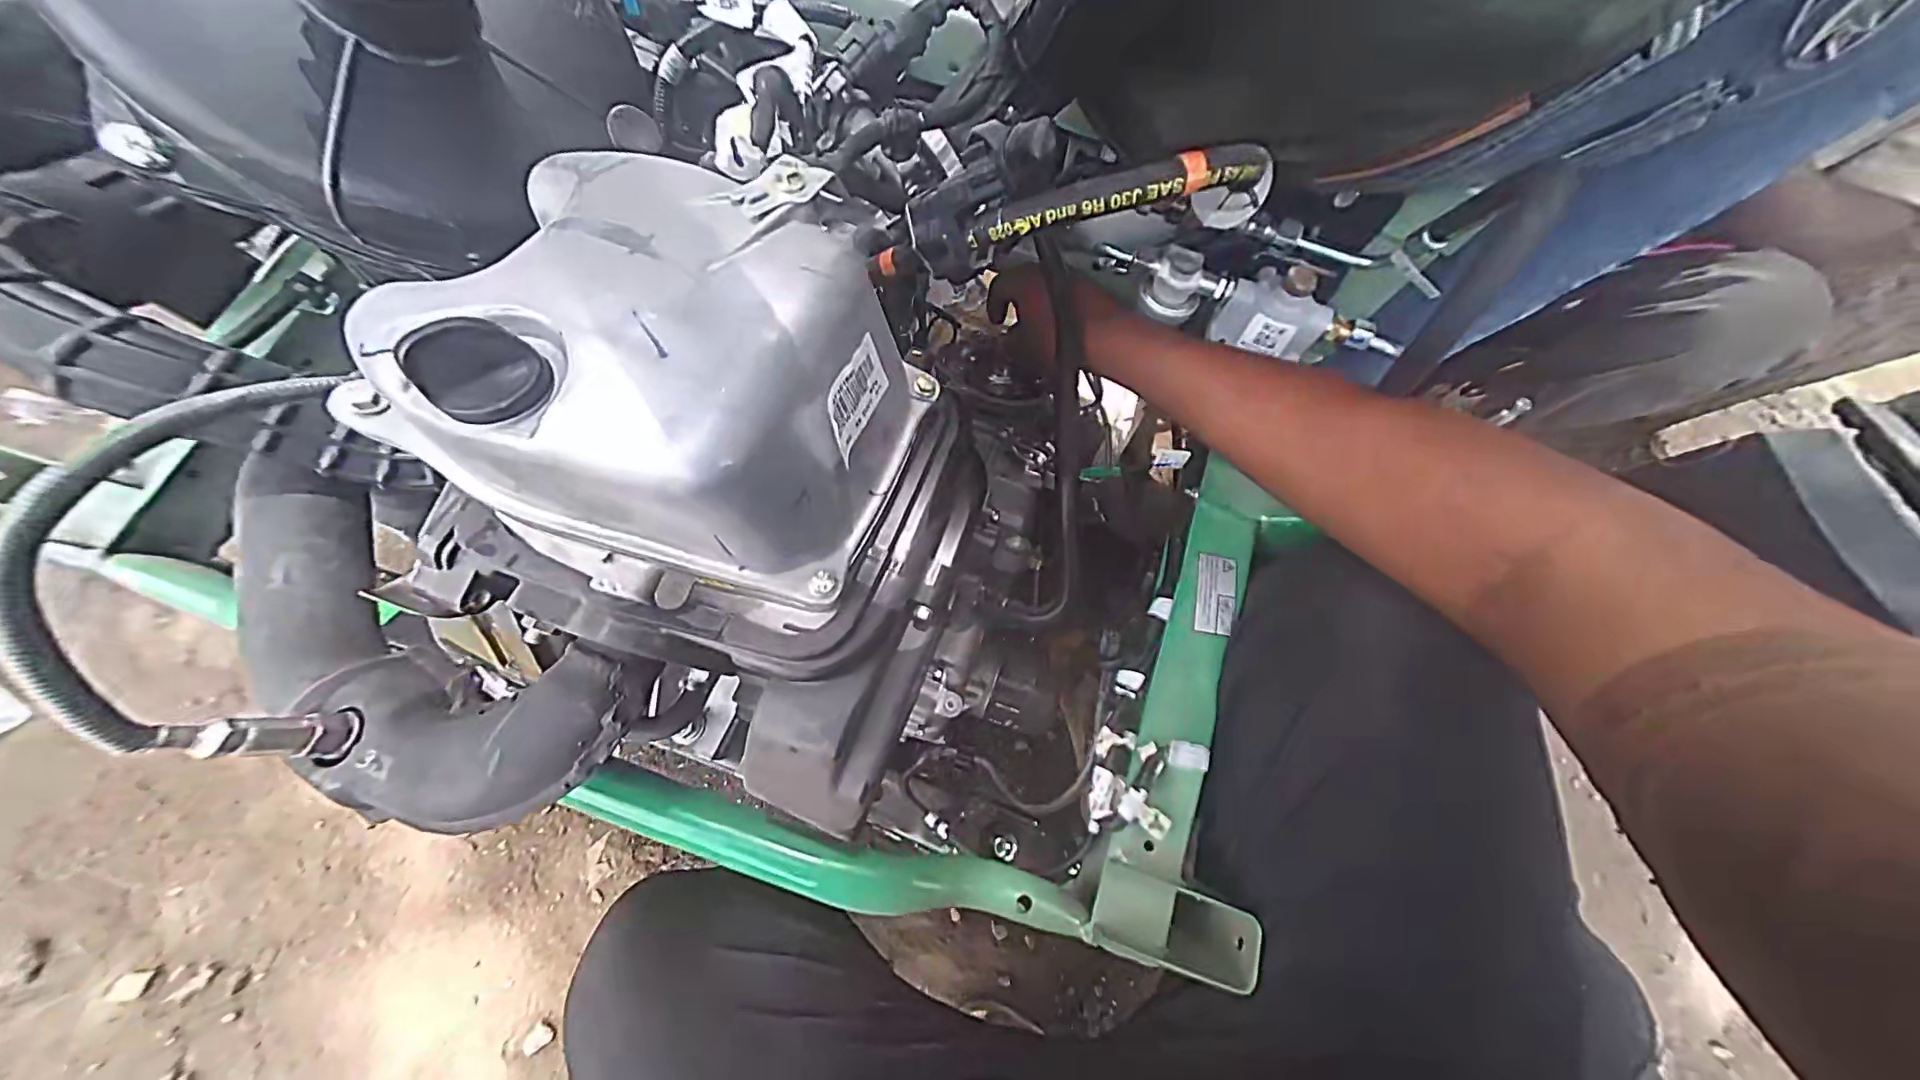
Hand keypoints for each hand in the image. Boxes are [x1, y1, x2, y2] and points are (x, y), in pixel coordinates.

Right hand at [986, 262, 1136, 374]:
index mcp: (1024, 279)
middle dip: (1017, 302)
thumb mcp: (1024, 349)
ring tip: (1040, 329)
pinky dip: (1060, 307)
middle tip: (1015, 321)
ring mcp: (1072, 277)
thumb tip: (1007, 341)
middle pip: (1024, 282)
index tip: (995, 318)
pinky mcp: (1092, 289)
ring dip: (1040, 304)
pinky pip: (1067, 295)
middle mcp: (1048, 270)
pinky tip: (1062, 329)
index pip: (999, 284)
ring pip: (1048, 287)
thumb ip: (1009, 342)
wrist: (1109, 341)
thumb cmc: (1065, 341)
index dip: (993, 304)